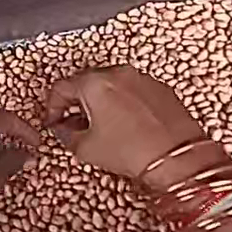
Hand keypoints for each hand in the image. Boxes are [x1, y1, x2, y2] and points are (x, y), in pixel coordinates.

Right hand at [43, 66, 218, 180]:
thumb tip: (62, 129)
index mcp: (95, 83)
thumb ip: (65, 134)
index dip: (52, 107)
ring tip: (99, 126)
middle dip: (75, 103)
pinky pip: (131, 90)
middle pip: (85, 82)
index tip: (53, 121)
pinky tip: (123, 125)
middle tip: (72, 124)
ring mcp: (141, 78)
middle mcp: (118, 73)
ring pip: (109, 85)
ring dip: (99, 102)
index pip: (61, 87)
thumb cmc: (133, 151)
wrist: (179, 158)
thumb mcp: (85, 148)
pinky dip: (121, 102)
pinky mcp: (159, 88)